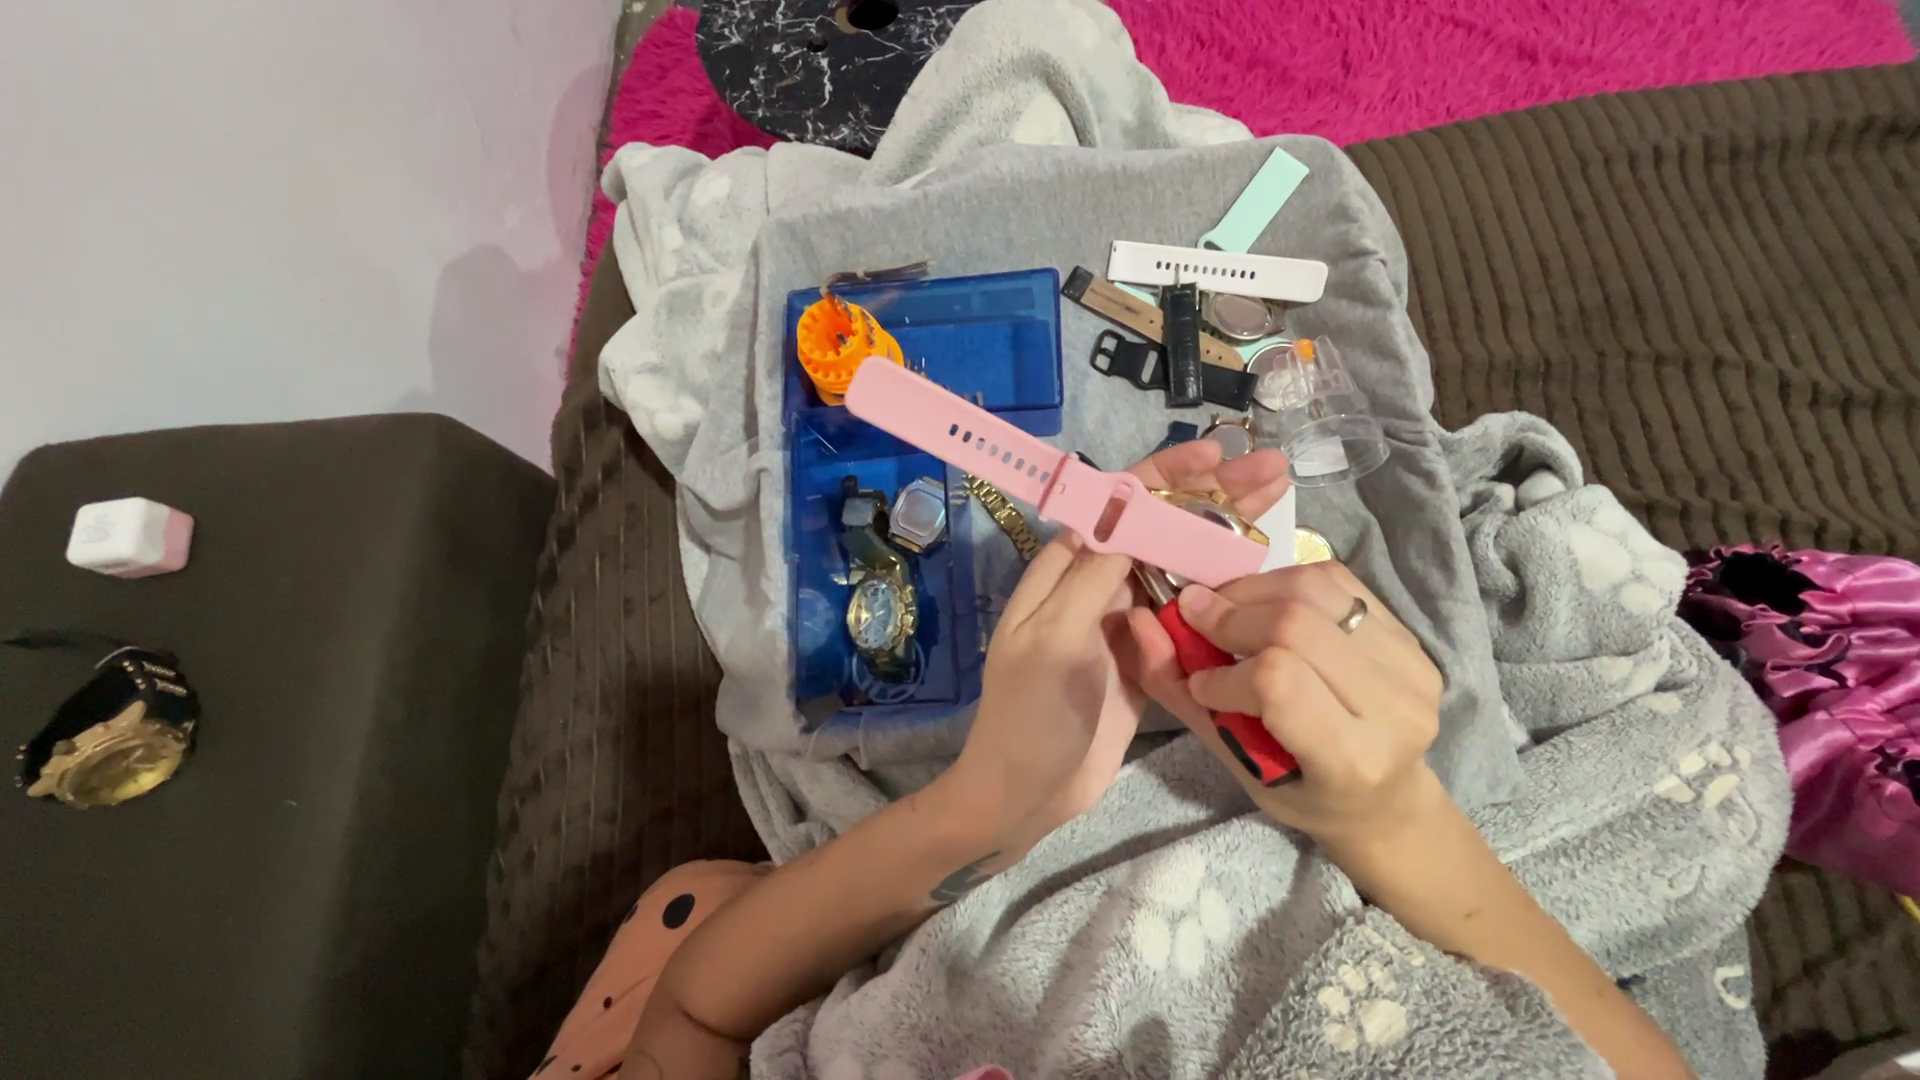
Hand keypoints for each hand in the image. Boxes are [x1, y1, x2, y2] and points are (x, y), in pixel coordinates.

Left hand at [946, 440, 1293, 854]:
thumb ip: (1092, 577)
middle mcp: (1096, 582)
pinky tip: (1258, 568)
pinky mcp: (1147, 653)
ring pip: (1178, 561)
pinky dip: (1220, 585)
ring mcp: (1124, 618)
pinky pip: (1187, 608)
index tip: (1218, 455)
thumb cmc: (1031, 713)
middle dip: (1210, 496)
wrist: (1029, 790)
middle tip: (1271, 470)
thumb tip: (1128, 510)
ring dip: (1222, 532)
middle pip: (1158, 525)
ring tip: (1276, 503)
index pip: (1119, 503)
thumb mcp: (1054, 640)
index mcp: (1065, 569)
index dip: (1167, 475)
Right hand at [1127, 559, 1444, 846]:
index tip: (1200, 680)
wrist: (1383, 796)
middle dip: (1230, 615)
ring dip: (1254, 589)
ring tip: (1227, 610)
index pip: (1280, 682)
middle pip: (1296, 624)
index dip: (1226, 671)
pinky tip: (1266, 605)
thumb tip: (1139, 620)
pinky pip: (1336, 580)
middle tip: (1196, 619)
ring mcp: (1414, 665)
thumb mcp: (1234, 759)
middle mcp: (1396, 709)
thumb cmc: (1299, 791)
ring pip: (1316, 589)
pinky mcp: (1412, 635)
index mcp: (1352, 759)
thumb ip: (1181, 692)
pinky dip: (1285, 582)